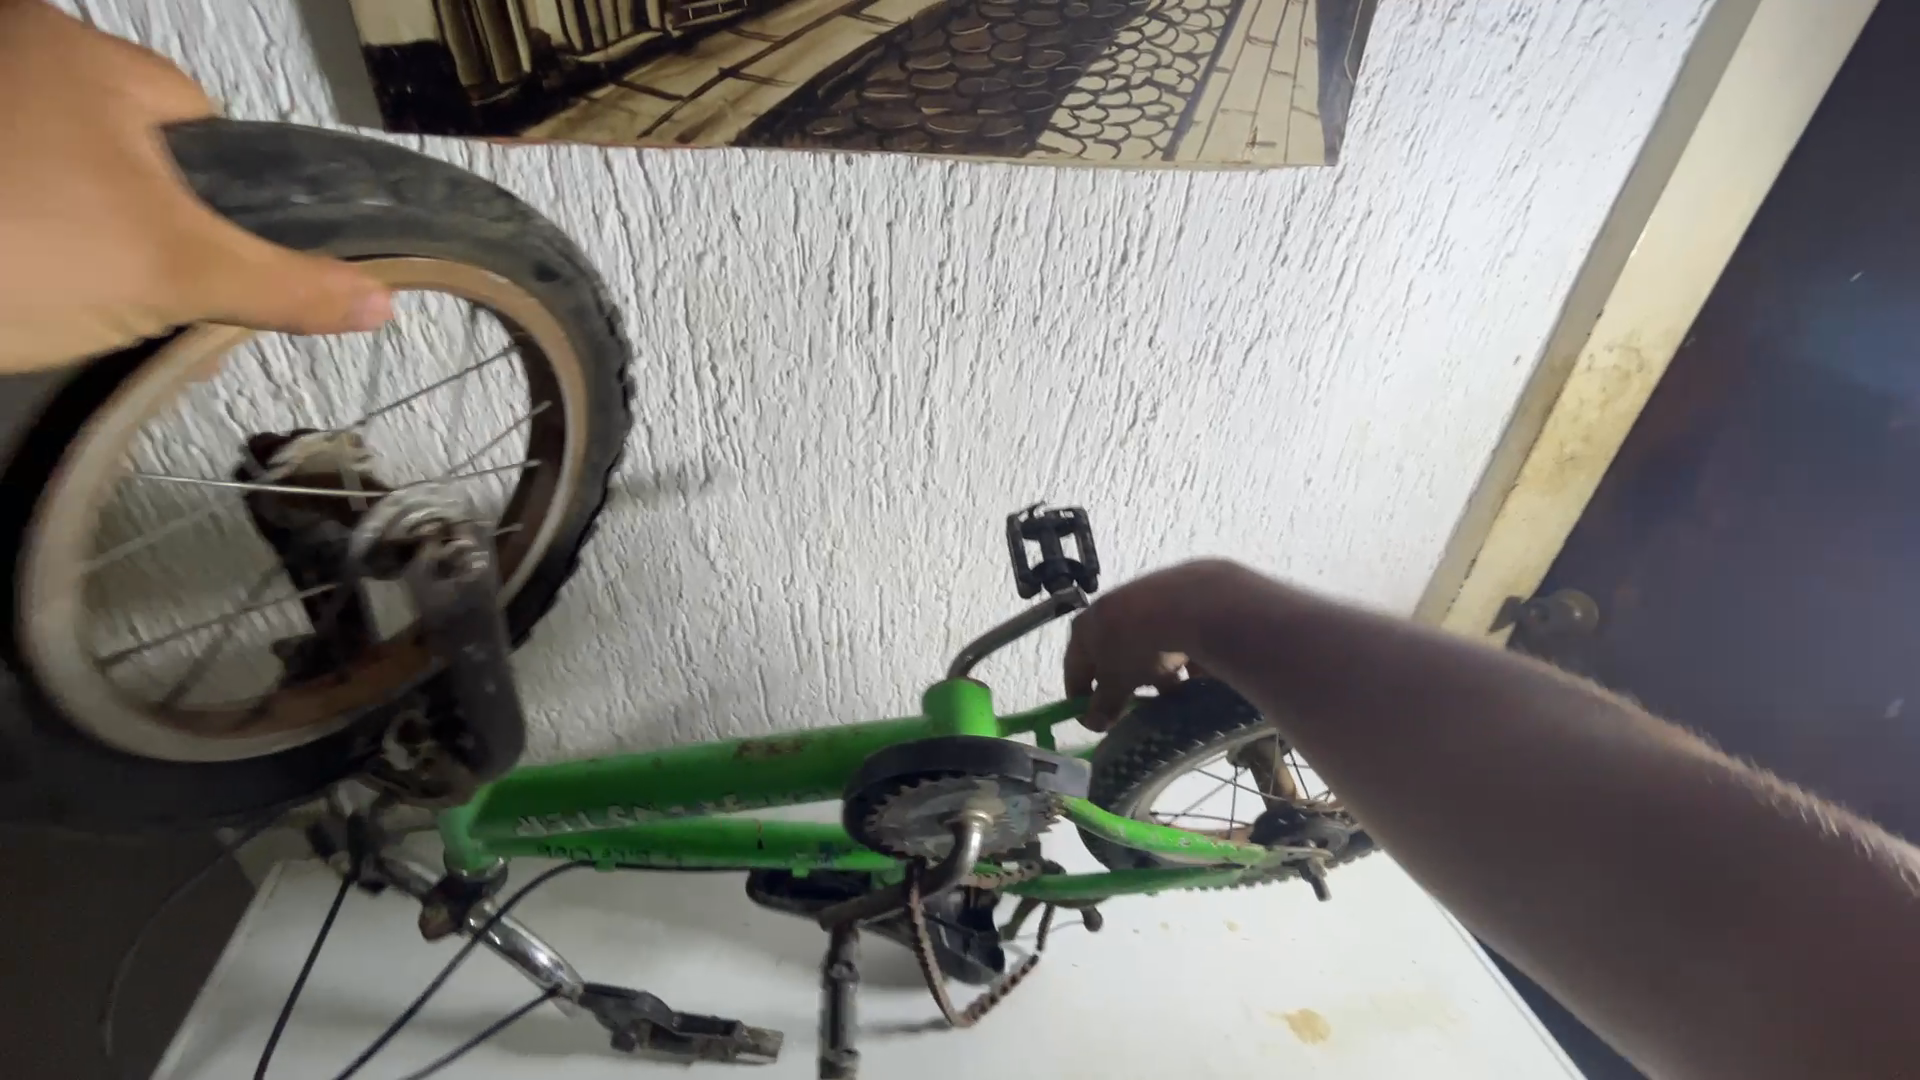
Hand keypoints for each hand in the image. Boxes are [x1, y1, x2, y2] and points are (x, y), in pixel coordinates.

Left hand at [0, 2, 389, 373]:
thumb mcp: (177, 276)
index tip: (206, 252)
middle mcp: (0, 45)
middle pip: (133, 148)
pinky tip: (27, 276)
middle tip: (151, 288)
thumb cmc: (12, 247)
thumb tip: (385, 301)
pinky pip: (19, 189)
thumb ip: (292, 286)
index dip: (225, 197)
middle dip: (160, 226)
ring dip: (96, 237)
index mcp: (72, 51)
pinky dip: (33, 235)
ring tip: (81, 293)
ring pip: (67, 173)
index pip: (200, 120)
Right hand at [1064, 559, 1246, 730]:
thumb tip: (1093, 722)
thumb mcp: (1116, 681)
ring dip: (1153, 672)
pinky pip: (1171, 639)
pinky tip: (1192, 675)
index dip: (1080, 698)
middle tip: (1133, 709)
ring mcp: (1140, 605)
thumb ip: (1104, 703)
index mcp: (1084, 629)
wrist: (1182, 604)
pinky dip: (1177, 657)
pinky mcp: (1173, 604)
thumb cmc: (1134, 646)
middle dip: (1121, 685)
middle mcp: (1108, 613)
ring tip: (1170, 696)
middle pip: (1110, 657)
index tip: (1093, 722)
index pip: (1074, 669)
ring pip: (1142, 648)